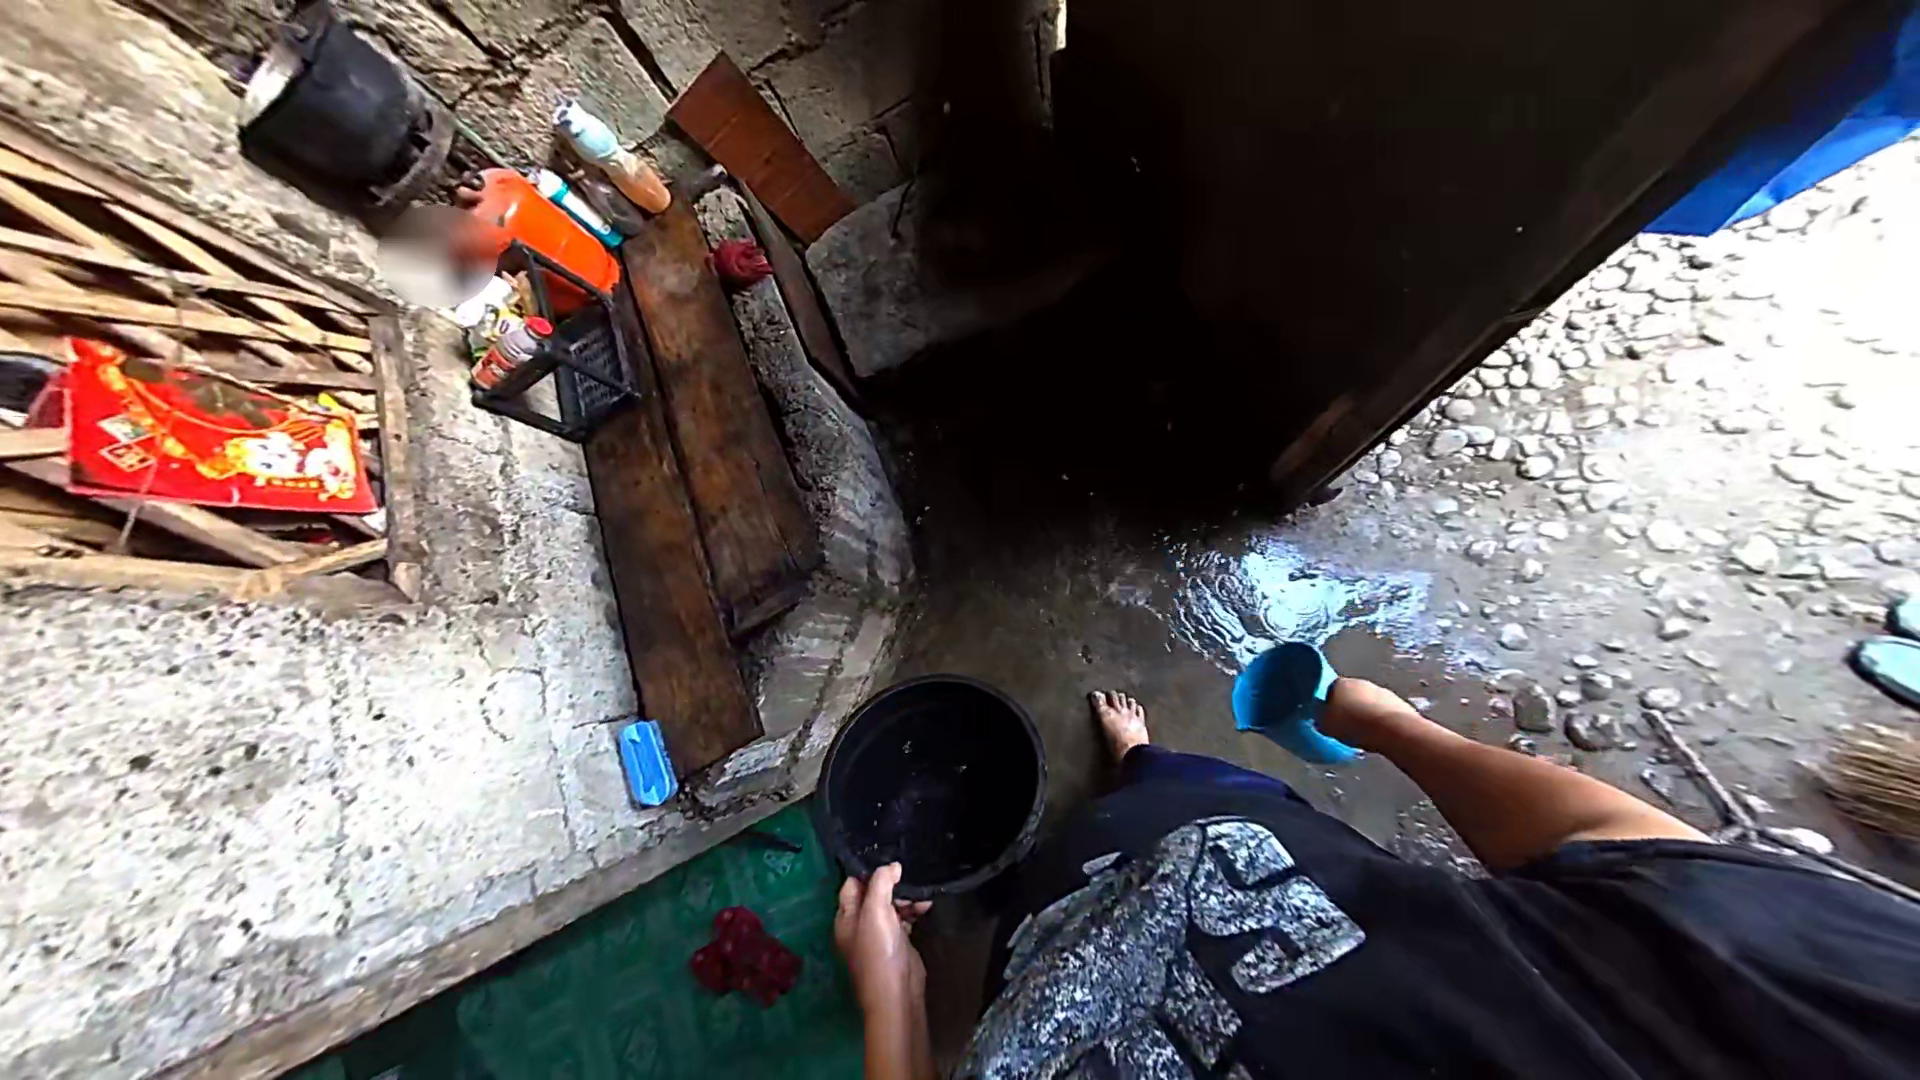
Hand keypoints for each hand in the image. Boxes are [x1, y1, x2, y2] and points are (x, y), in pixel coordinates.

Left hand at [834, 863, 931, 1019]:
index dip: (867, 871)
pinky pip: (904, 916)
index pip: (852, 884)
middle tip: (907, 875)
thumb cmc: (878, 949)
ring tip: (920, 893)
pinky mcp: (898, 939)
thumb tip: (893, 865)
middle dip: (891, 882)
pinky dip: (914, 909)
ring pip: (891, 903)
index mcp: (846, 917)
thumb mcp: (875, 911)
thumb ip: (881, 882)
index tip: (886, 857)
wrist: (898, 993)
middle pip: (874, 892)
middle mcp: (860, 923)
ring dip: (906, 895)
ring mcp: (879, 932)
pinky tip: (926, 905)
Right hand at [1321, 677, 1426, 751]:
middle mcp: (1361, 682)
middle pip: (1351, 695)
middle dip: (1348, 707)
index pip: (1328, 689)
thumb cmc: (1355, 725)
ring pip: (1370, 703)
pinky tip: (1380, 736)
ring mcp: (1384, 693)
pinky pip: (1386, 713)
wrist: (1395, 732)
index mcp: (1339, 682)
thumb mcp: (1326, 725)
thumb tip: (1319, 718)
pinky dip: (1383, 722)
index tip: (1327, 716)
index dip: (1327, 703)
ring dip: (1367, 714)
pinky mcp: (1401, 705)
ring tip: (1364, 733)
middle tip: (1345, 725)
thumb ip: (1321, 718)